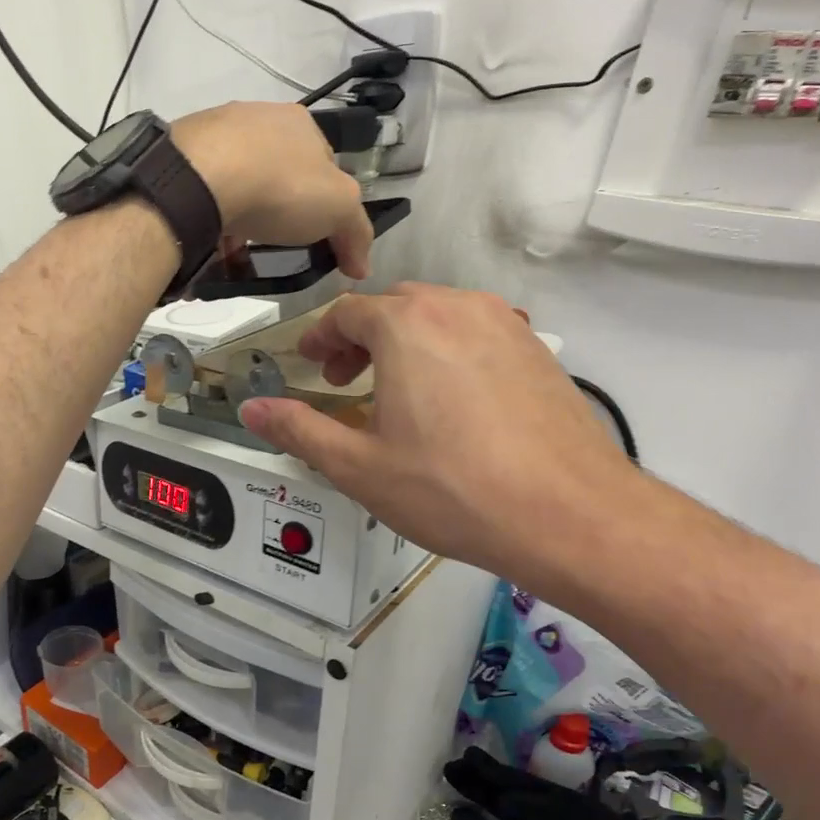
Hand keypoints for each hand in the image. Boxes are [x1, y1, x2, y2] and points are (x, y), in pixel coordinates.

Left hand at [170, 102, 373, 278]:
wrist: (201, 179)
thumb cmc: (281, 186)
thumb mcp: (338, 208)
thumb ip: (356, 233)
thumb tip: (363, 267)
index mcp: (300, 123)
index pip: (323, 163)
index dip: (324, 202)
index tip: (316, 235)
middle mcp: (257, 119)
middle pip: (276, 173)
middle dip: (277, 210)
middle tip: (273, 246)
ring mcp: (215, 135)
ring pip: (236, 183)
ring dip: (239, 218)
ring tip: (235, 254)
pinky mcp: (181, 159)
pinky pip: (202, 195)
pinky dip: (209, 220)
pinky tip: (208, 245)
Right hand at [236, 283, 638, 573]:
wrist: (567, 514)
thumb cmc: (450, 489)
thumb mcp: (357, 466)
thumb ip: (298, 429)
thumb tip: (251, 409)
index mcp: (406, 326)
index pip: (347, 312)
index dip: (321, 337)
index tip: (311, 365)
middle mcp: (458, 309)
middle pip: (394, 305)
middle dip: (361, 337)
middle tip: (346, 381)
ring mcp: (506, 326)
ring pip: (440, 316)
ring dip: (406, 342)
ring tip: (398, 392)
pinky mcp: (538, 352)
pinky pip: (479, 334)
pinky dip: (449, 352)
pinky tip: (452, 404)